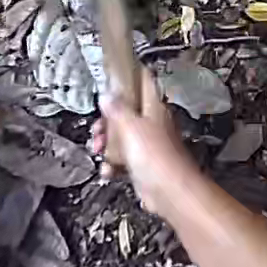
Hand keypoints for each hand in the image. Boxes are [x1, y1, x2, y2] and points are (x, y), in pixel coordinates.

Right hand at [94, 68, 198, 213]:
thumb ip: (117, 109)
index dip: (129, 74)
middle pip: (127, 112)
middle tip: (97, 129)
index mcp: (153, 107)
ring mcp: (149, 144)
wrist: (170, 191)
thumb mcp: (130, 127)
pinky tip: (109, 171)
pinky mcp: (144, 165)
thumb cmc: (154, 155)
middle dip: (107, 120)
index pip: (143, 81)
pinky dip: (113, 165)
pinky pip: (124, 160)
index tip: (112, 76)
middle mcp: (152, 122)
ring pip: (122, 136)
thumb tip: (107, 95)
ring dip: (107, 144)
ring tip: (98, 150)